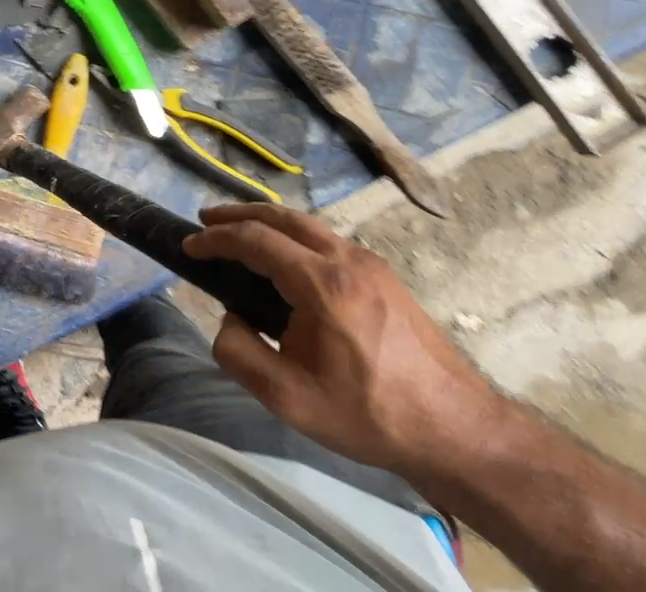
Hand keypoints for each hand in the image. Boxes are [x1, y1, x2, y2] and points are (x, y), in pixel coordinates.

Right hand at [183, 203, 505, 476]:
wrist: (457, 432)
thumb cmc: (368, 415)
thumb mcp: (285, 397)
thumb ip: (238, 352)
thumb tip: (230, 320)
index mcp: (323, 285)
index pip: (256, 241)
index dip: (215, 239)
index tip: (188, 247)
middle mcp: (349, 262)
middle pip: (284, 218)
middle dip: (239, 214)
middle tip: (206, 220)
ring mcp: (373, 267)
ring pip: (310, 226)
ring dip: (268, 223)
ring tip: (239, 234)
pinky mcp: (387, 280)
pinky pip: (329, 242)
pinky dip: (294, 238)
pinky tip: (284, 259)